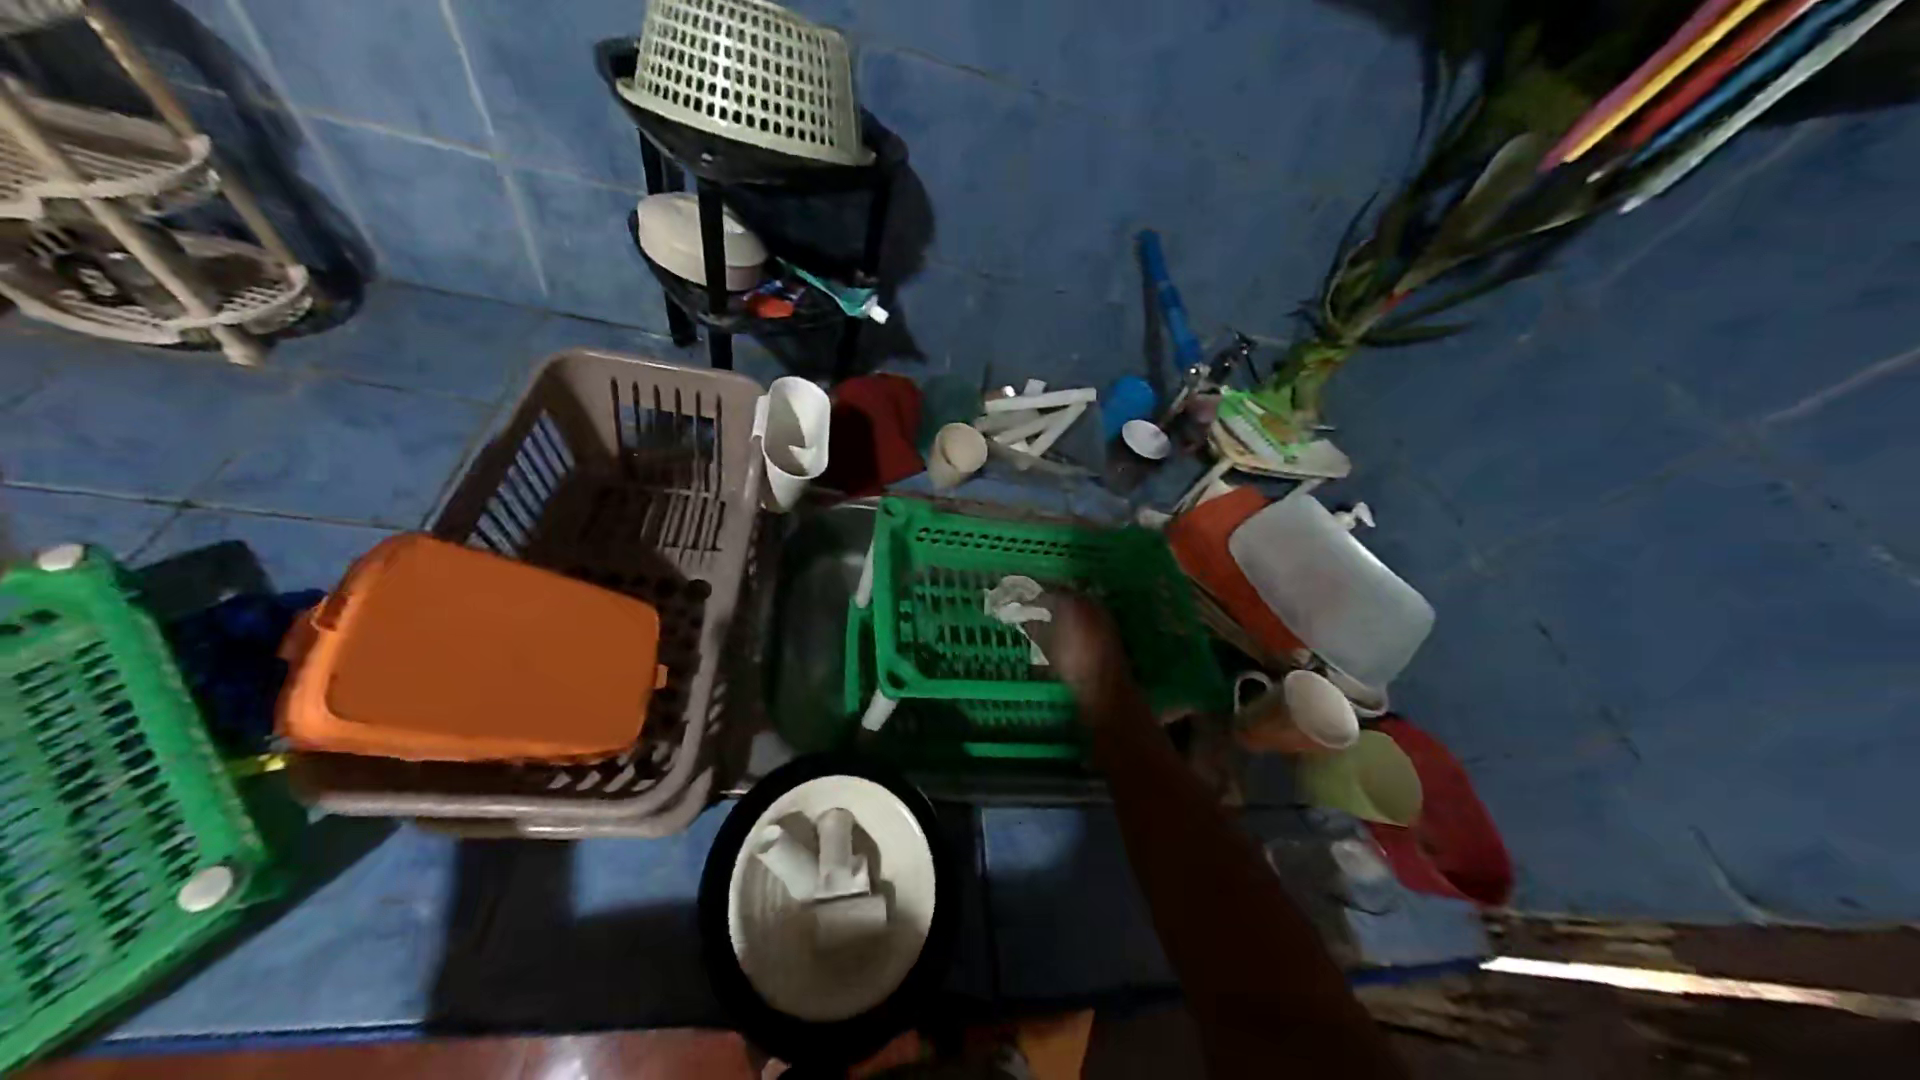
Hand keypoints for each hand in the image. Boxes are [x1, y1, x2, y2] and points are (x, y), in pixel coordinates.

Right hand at [1028, 592, 1129, 701]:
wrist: (1104, 683)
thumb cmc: (1070, 661)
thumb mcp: (1046, 645)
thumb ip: (1034, 628)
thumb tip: (1026, 621)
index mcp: (1069, 602)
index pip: (1048, 593)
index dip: (1034, 599)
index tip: (1025, 605)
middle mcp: (1088, 601)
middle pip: (1066, 594)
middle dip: (1052, 601)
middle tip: (1039, 609)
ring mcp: (1102, 612)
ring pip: (1080, 604)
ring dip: (1067, 609)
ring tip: (1053, 620)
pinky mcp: (1111, 625)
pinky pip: (1090, 615)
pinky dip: (1079, 618)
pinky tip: (1071, 630)